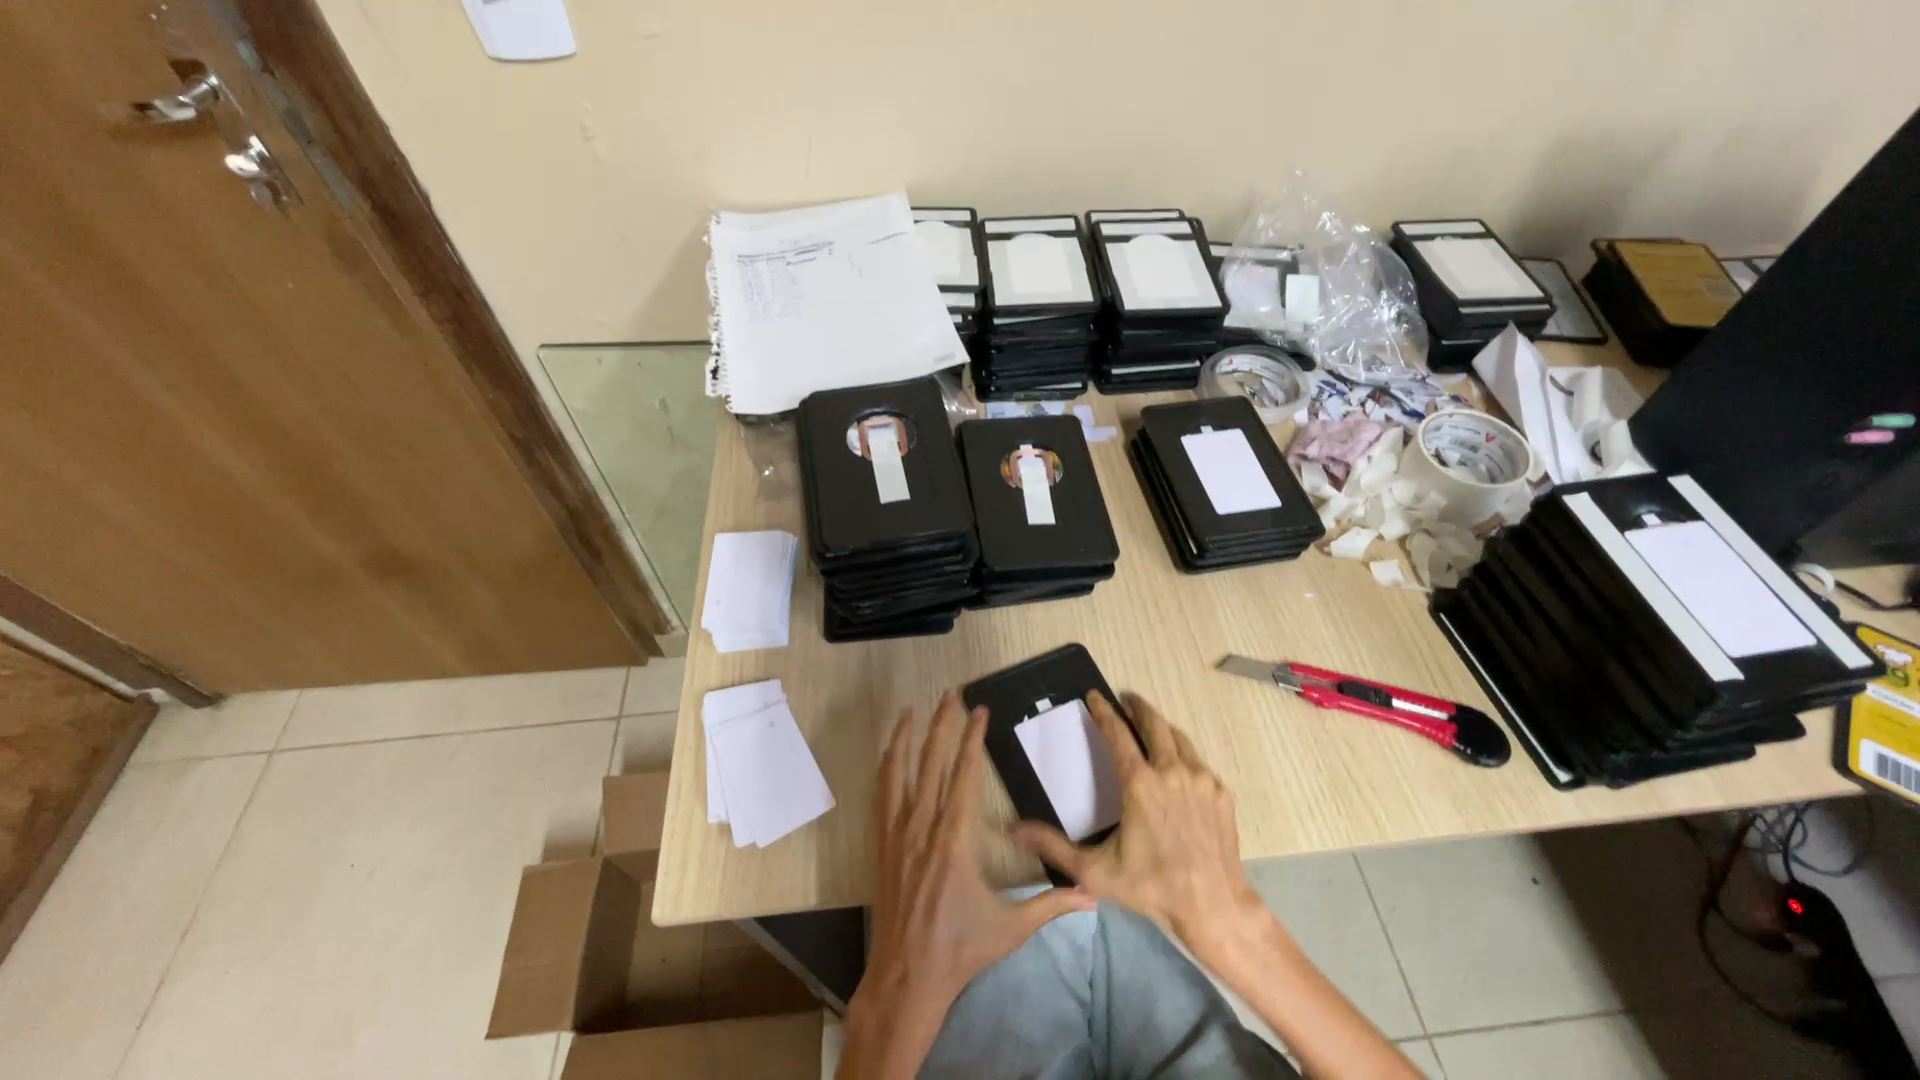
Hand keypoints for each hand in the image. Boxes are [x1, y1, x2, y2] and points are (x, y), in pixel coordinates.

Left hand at [842, 690, 1094, 1078]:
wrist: (906, 976)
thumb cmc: (961, 949)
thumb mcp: (1011, 929)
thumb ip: (1052, 905)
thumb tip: (1096, 895)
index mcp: (954, 841)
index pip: (964, 776)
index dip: (972, 739)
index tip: (980, 711)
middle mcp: (922, 828)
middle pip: (930, 763)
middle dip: (942, 724)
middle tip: (951, 693)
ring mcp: (897, 835)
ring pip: (898, 774)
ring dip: (906, 738)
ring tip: (912, 709)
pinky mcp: (882, 846)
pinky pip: (881, 797)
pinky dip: (885, 768)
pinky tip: (889, 753)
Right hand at [1013, 690, 1266, 964]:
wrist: (1213, 905)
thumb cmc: (1150, 886)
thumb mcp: (1094, 870)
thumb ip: (1052, 846)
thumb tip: (1013, 830)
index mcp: (1140, 783)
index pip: (1118, 734)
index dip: (1104, 712)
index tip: (1094, 696)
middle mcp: (1172, 772)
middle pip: (1154, 724)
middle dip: (1138, 707)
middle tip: (1126, 698)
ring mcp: (1202, 780)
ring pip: (1180, 739)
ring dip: (1162, 727)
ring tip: (1151, 724)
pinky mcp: (1221, 793)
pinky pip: (1199, 763)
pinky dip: (1184, 755)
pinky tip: (1178, 765)